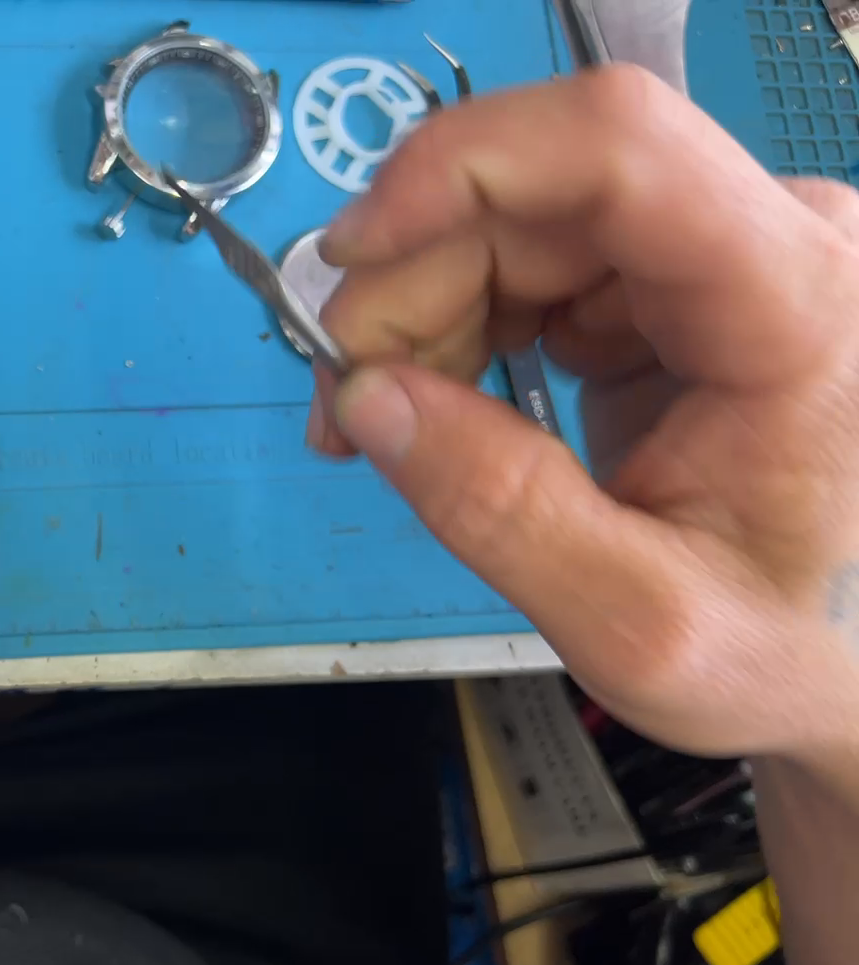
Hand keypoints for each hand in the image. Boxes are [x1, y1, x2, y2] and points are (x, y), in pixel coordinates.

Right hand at [311, 67, 858, 760]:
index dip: (457, 172)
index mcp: (796, 305)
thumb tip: (362, 396)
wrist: (798, 636)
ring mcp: (692, 254)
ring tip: (369, 428)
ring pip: (482, 232)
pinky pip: (485, 268)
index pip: (619, 153)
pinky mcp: (634, 282)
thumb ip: (499, 512)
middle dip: (394, 302)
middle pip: (515, 206)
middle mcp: (756, 240)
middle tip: (340, 413)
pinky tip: (410, 404)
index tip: (341, 260)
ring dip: (396, 327)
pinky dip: (419, 334)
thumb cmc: (745, 637)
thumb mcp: (633, 619)